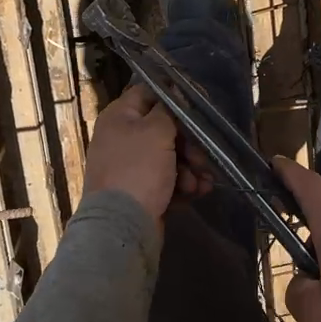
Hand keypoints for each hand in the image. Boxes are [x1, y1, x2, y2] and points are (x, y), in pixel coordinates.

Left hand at [83, 85, 213, 221]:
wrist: (120, 229)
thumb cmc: (138, 170)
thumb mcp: (156, 131)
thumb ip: (169, 109)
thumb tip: (174, 92)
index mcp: (119, 116)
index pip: (150, 92)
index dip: (176, 95)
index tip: (201, 101)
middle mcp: (122, 137)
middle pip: (164, 127)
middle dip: (189, 142)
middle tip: (201, 155)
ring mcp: (130, 165)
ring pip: (169, 155)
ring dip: (190, 166)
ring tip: (200, 180)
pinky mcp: (140, 190)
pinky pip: (166, 178)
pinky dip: (182, 183)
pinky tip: (197, 191)